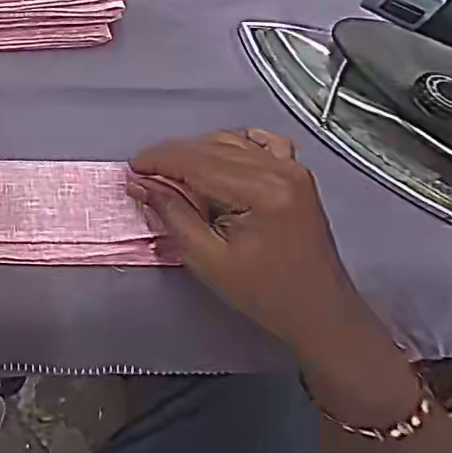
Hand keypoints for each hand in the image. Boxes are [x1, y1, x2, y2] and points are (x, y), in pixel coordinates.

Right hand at [129, 129, 418, 424]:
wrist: (319, 311)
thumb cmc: (264, 293)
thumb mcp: (207, 259)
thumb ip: (172, 213)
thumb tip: (141, 184)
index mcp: (261, 191)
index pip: (196, 162)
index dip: (158, 161)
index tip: (132, 170)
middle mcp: (280, 169)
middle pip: (210, 148)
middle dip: (171, 157)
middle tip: (144, 175)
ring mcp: (292, 168)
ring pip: (230, 141)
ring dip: (196, 152)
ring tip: (171, 173)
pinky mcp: (297, 173)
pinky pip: (260, 142)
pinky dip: (233, 144)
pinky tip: (216, 157)